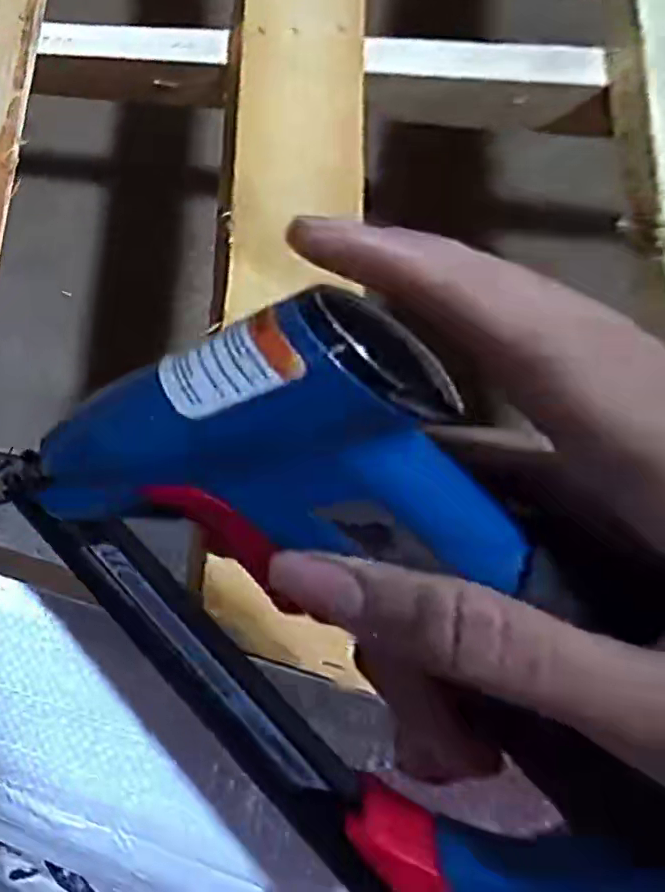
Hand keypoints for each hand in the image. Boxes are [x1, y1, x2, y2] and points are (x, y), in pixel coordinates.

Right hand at [266, 218, 664, 785]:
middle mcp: (646, 461)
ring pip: (475, 504)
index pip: (523, 329)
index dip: (412, 268)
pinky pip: (513, 542)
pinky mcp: (645, 548)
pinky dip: (458, 595)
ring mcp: (642, 508)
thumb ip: (485, 639)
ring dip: (412, 574)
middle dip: (362, 494)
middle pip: (455, 437)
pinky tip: (455, 682)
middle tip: (294, 539)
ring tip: (415, 690)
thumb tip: (296, 571)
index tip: (310, 234)